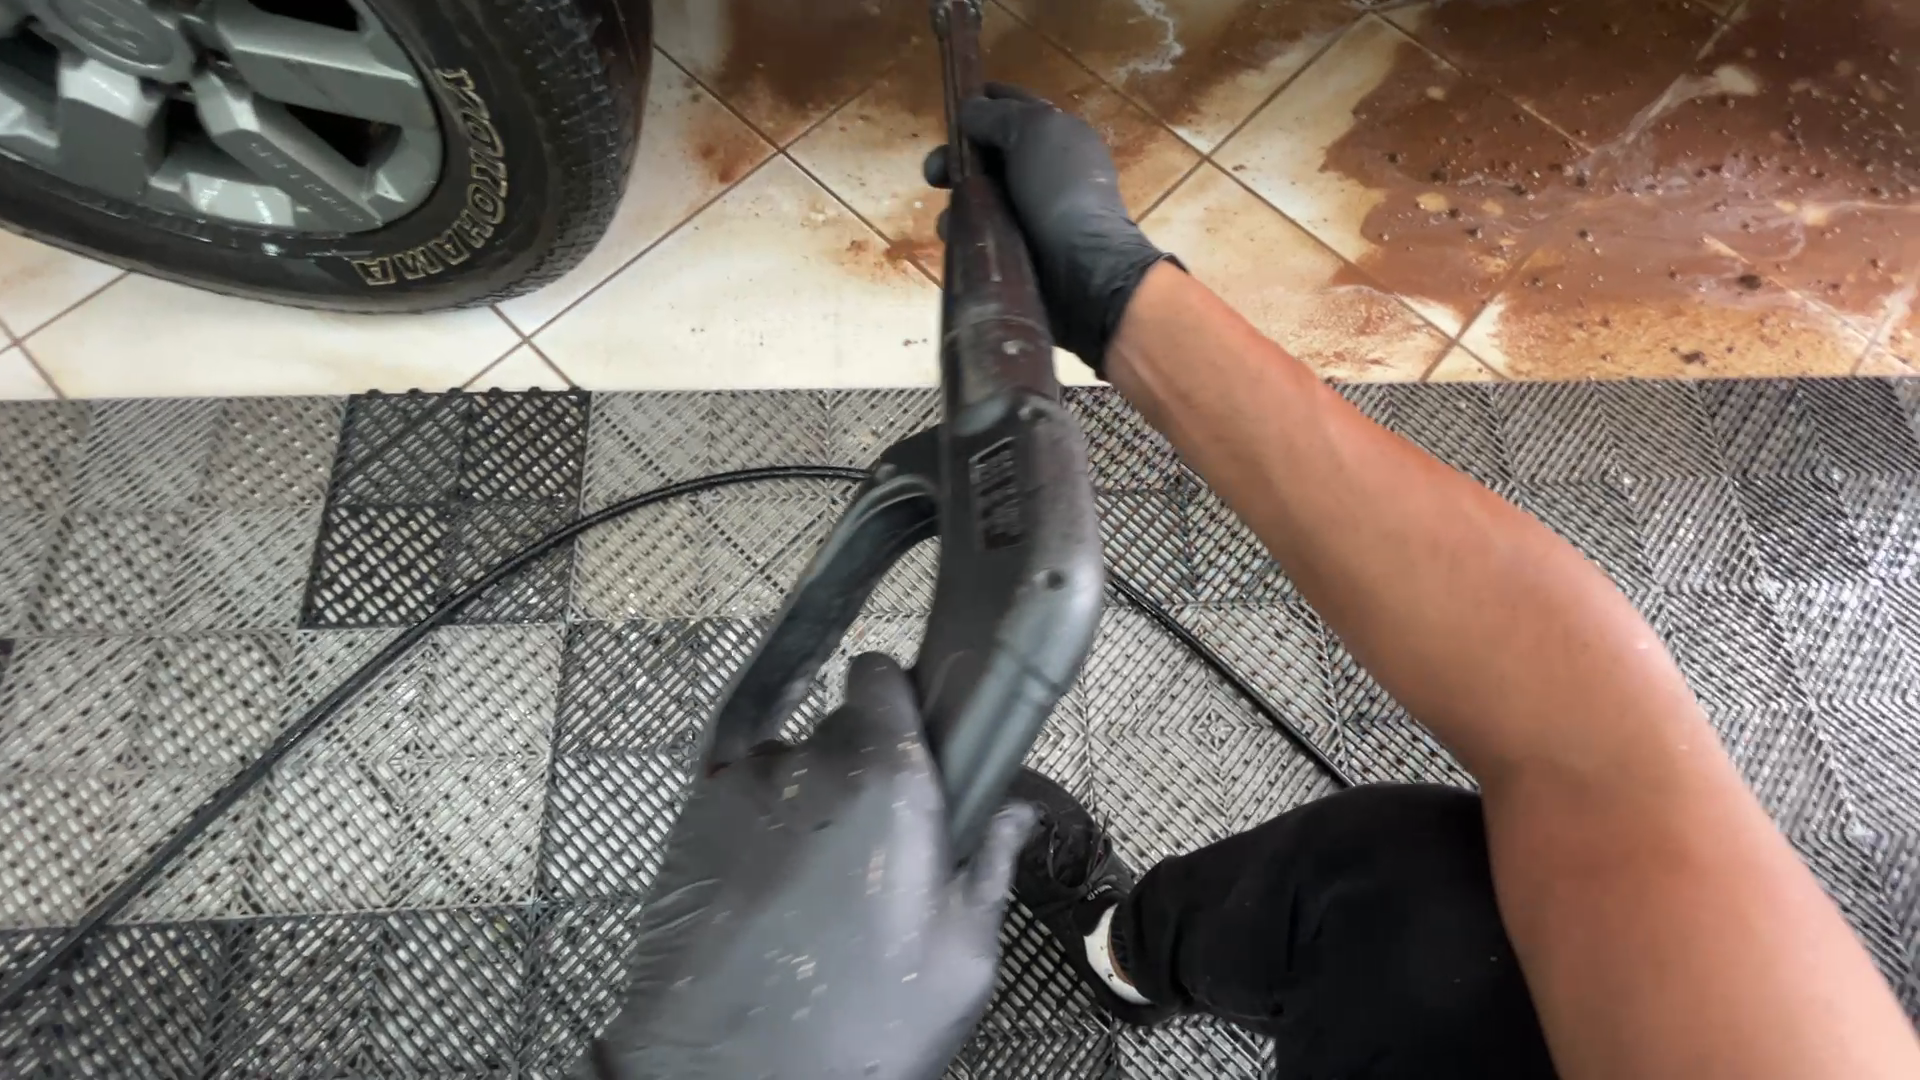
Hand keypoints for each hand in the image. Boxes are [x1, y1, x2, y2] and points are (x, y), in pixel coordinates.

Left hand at [585, 654, 1035, 1079]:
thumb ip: (991, 864)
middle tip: (872, 833)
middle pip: (843, 724)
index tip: (904, 731)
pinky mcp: (695, 814)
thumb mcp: (961, 958)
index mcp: (890, 782)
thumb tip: (1017, 810)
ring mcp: (746, 786)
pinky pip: (745, 791)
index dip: (891, 694)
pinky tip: (764, 882)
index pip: (878, 676)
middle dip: (862, 761)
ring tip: (812, 870)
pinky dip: (760, 817)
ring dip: (809, 792)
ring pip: (793, 762)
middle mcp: (814, 764)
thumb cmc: (862, 1022)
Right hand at [925, 83, 1178, 372]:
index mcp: (1058, 138)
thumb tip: (969, 110)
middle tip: (933, 174)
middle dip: (958, 159)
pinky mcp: (1020, 254)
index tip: (951, 109)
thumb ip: (998, 115)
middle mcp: (1045, 174)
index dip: (983, 104)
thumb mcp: (1033, 132)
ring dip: (959, 204)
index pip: (1015, 109)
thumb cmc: (1060, 191)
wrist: (1082, 271)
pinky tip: (958, 241)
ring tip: (949, 219)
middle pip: (989, 157)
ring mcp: (1032, 217)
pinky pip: (984, 237)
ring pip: (980, 200)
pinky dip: (968, 236)